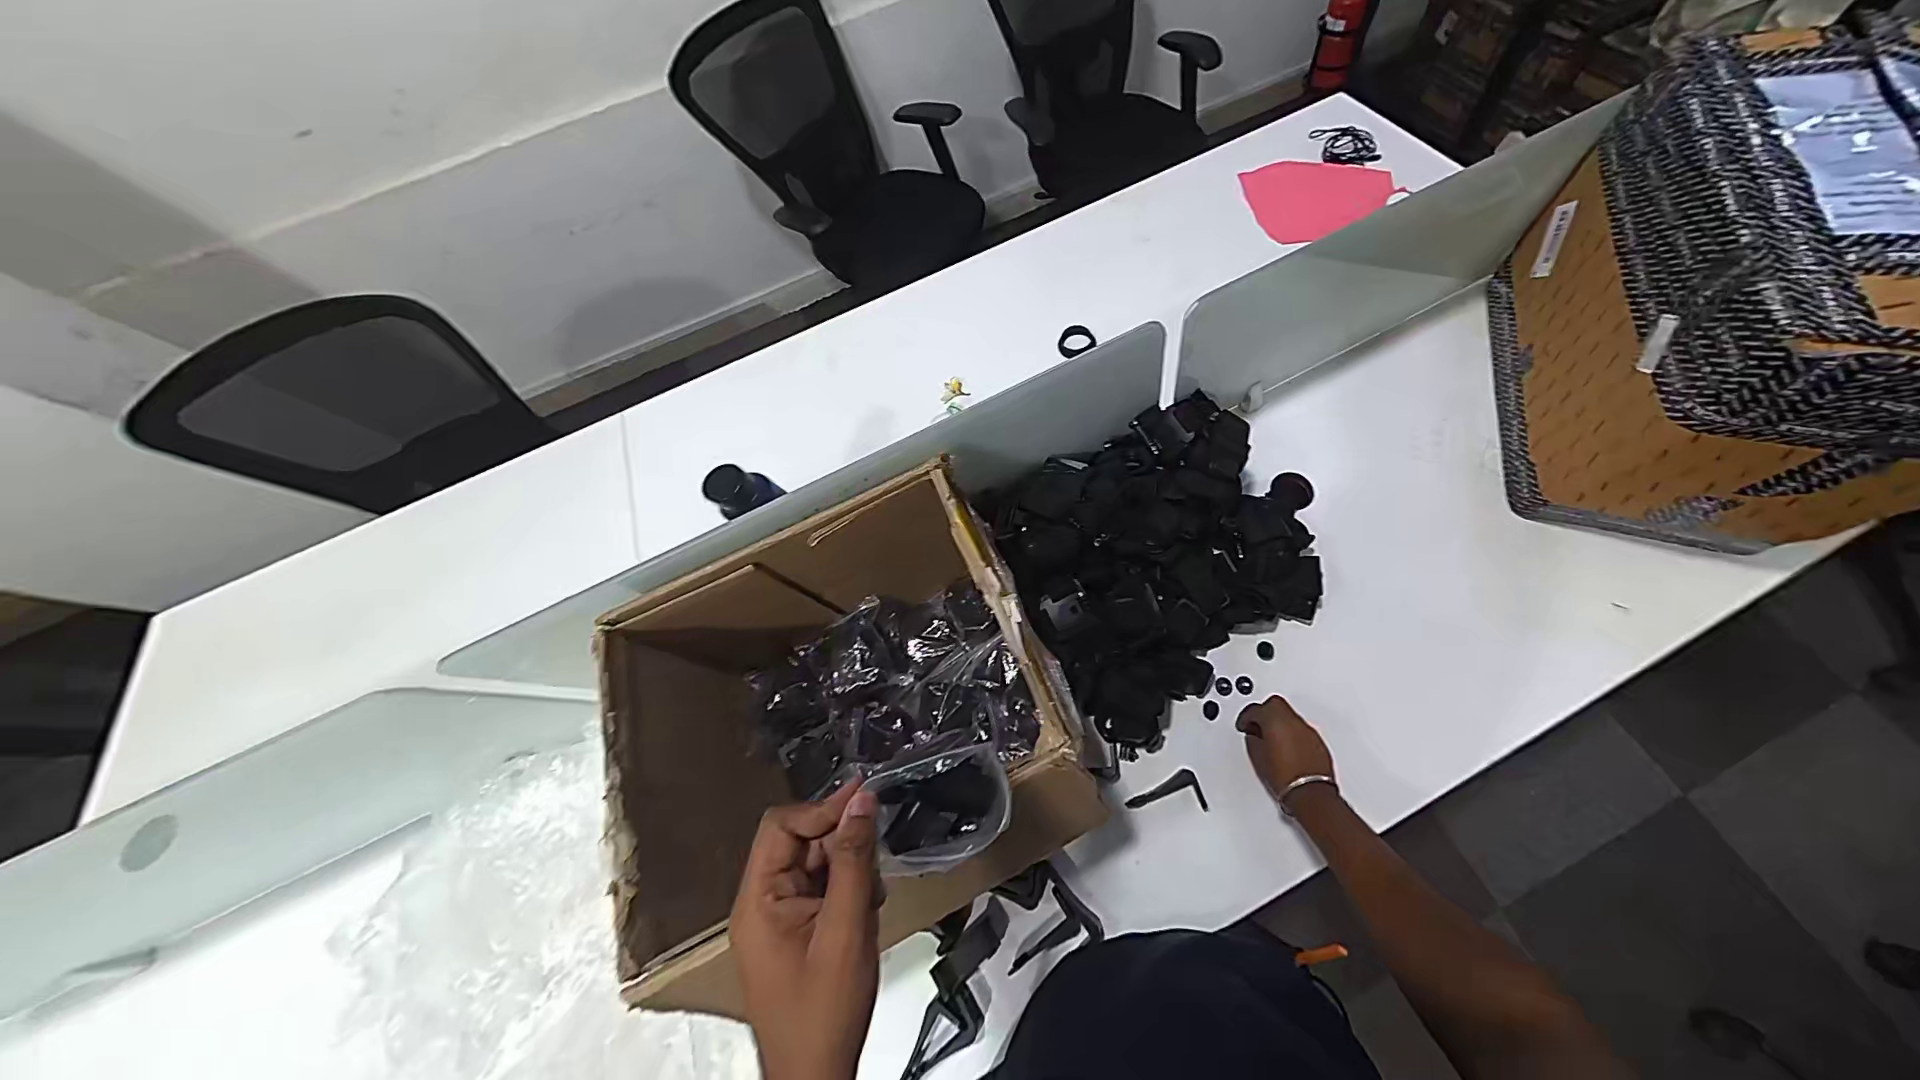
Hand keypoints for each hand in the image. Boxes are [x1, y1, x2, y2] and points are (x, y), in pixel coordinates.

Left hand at [731, 782, 881, 1079]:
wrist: (817, 1078)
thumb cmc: (825, 1012)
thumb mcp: (846, 929)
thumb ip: (855, 861)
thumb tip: (862, 800)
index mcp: (758, 899)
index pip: (781, 826)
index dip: (823, 808)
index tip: (864, 795)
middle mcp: (763, 901)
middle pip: (801, 841)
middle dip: (842, 844)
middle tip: (875, 859)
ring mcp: (780, 916)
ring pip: (817, 862)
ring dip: (850, 869)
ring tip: (870, 898)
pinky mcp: (798, 929)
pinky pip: (824, 887)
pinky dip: (849, 890)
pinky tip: (865, 910)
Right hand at [1237, 695, 1334, 803]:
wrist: (1309, 794)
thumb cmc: (1284, 777)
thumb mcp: (1257, 756)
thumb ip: (1253, 739)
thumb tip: (1254, 736)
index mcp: (1275, 721)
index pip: (1256, 709)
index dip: (1246, 717)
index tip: (1244, 725)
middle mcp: (1294, 722)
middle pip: (1275, 703)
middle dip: (1264, 712)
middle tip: (1257, 725)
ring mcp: (1308, 731)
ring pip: (1290, 716)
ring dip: (1279, 723)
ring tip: (1271, 739)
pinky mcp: (1318, 742)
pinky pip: (1301, 729)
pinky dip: (1291, 733)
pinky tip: (1285, 747)